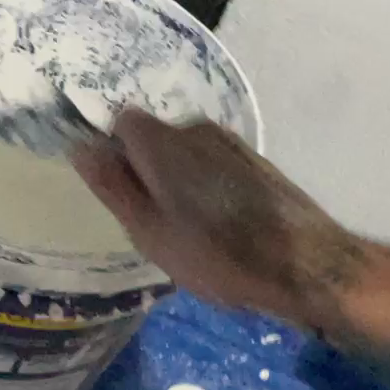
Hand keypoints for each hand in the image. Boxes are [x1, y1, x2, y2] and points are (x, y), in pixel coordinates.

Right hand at [71, 109, 370, 331]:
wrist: (309, 266)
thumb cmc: (217, 254)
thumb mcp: (147, 230)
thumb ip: (111, 185)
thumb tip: (79, 147)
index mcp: (161, 141)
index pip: (120, 123)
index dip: (116, 155)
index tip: (126, 194)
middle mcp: (193, 128)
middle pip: (152, 137)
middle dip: (146, 169)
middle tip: (157, 220)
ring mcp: (229, 141)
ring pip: (183, 152)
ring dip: (178, 179)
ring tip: (194, 228)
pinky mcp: (255, 159)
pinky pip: (212, 162)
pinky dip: (207, 184)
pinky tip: (223, 224)